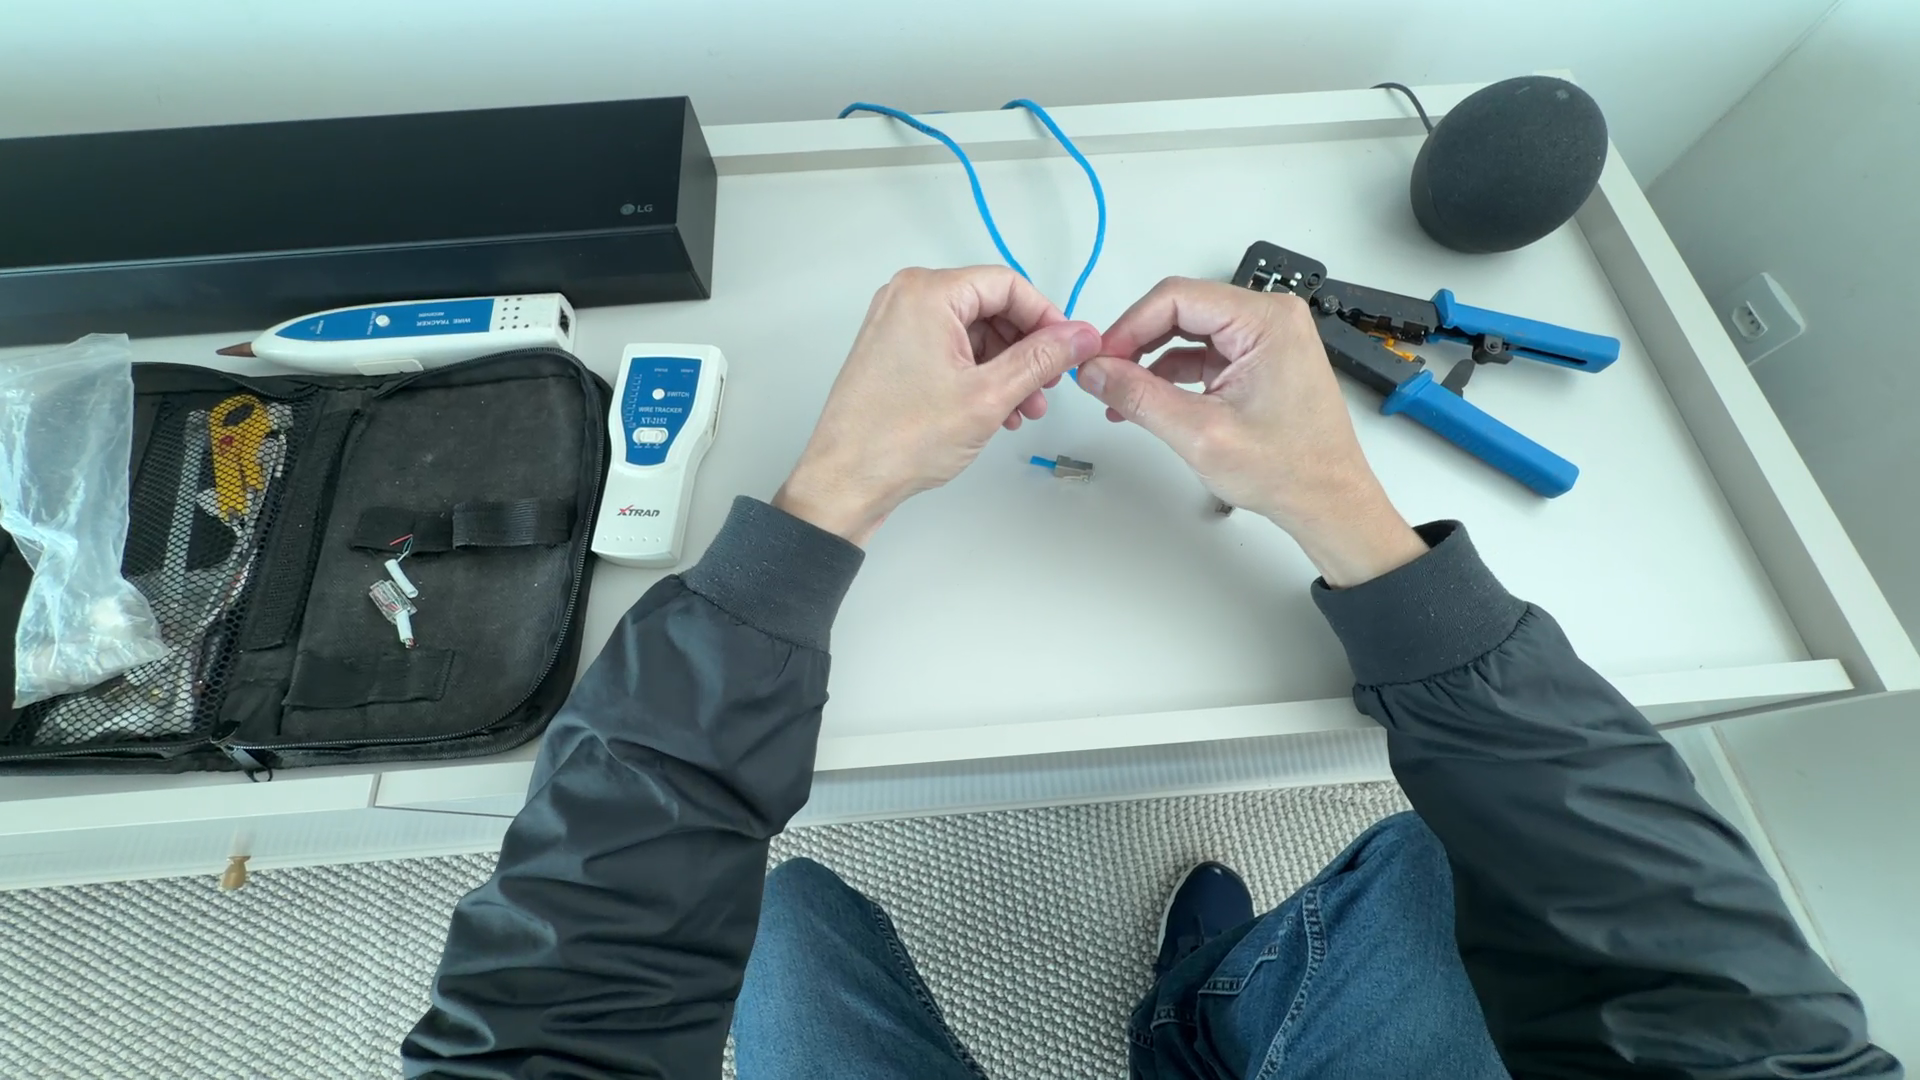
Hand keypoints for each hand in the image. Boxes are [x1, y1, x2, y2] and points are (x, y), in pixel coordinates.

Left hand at [775, 266, 1100, 545]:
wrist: (848, 480)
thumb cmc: (901, 439)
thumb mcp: (989, 396)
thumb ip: (1041, 359)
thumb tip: (1080, 336)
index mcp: (928, 293)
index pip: (1007, 285)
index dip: (1046, 317)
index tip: (1067, 349)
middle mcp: (907, 300)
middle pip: (990, 309)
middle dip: (1025, 351)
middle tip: (1046, 387)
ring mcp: (897, 327)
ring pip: (972, 336)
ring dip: (1005, 370)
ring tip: (1023, 410)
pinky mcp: (893, 355)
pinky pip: (949, 353)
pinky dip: (978, 378)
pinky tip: (996, 412)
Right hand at [1076, 277, 1427, 586]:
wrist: (1326, 501)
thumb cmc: (1289, 469)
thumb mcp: (1199, 433)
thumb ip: (1139, 397)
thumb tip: (1095, 372)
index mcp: (1264, 321)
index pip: (1176, 298)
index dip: (1128, 326)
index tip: (1098, 359)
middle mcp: (1267, 320)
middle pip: (1179, 311)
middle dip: (1134, 343)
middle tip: (1101, 376)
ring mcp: (1262, 341)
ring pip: (1185, 334)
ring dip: (1147, 362)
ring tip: (1116, 395)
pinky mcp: (1254, 363)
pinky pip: (1199, 356)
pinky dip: (1167, 376)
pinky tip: (1144, 402)